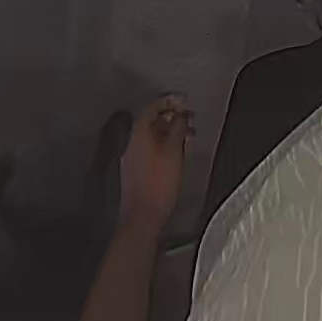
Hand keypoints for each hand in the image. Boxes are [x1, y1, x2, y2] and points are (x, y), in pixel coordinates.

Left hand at [118, 95, 192, 230]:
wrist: (142, 218)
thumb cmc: (159, 182)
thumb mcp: (174, 149)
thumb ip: (178, 126)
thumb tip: (182, 113)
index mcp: (139, 133)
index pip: (153, 106)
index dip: (169, 101)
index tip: (184, 103)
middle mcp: (132, 142)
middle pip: (152, 120)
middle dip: (172, 117)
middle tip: (189, 119)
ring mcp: (132, 157)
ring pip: (153, 135)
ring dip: (170, 132)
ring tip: (188, 137)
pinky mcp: (136, 171)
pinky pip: (150, 149)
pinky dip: (164, 145)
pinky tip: (178, 154)